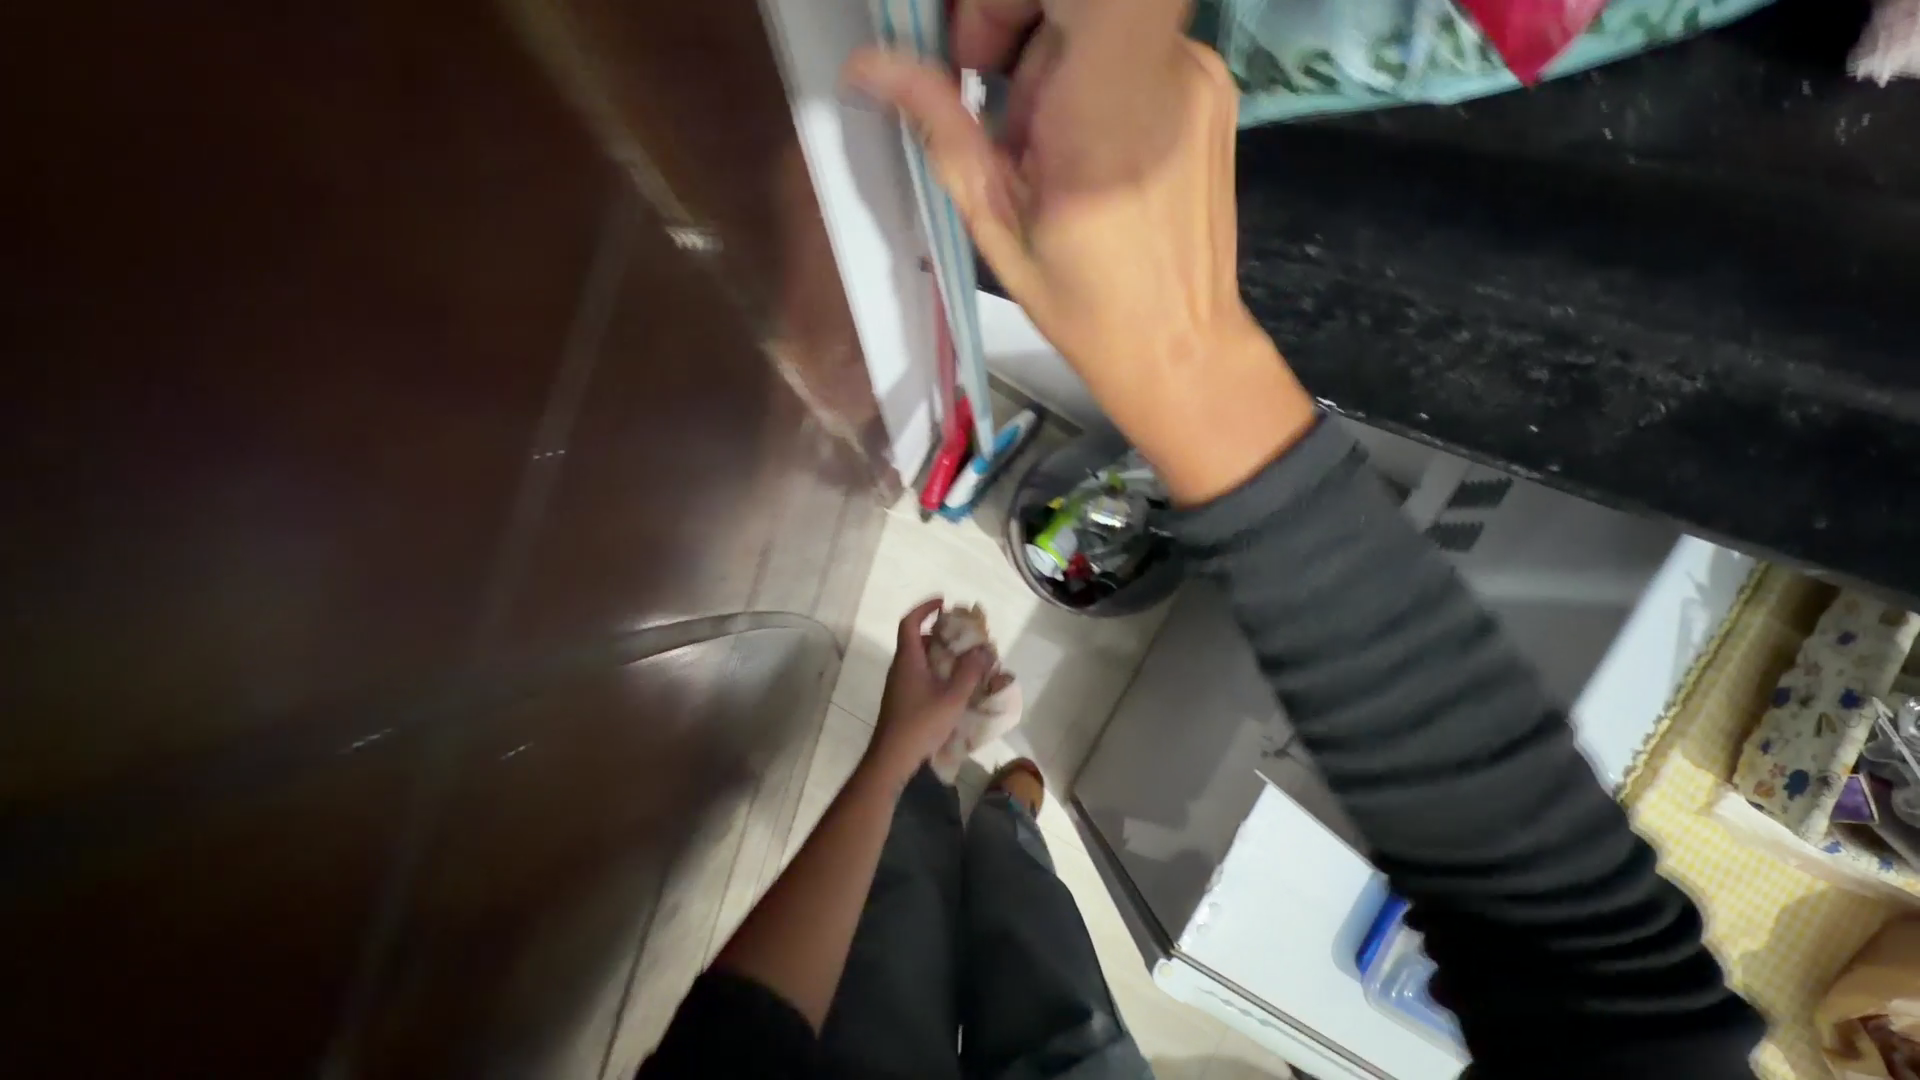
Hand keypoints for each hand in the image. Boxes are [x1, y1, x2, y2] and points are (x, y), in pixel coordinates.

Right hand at [844, 0, 1315, 501]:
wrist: (1181, 344)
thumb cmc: (1084, 306)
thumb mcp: (997, 226)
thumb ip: (943, 129)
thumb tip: (870, 64)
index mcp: (1108, 113)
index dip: (1011, 0)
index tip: (978, 58)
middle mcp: (1170, 72)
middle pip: (1074, 4)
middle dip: (1020, 44)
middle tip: (1010, 133)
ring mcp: (1201, 74)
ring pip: (1104, 24)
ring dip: (1059, 70)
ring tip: (1054, 158)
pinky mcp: (1214, 86)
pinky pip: (1137, 47)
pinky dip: (1099, 81)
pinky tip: (1092, 152)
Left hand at [865, 598, 992, 784]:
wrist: (891, 757)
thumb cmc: (921, 723)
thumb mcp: (952, 697)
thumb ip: (970, 672)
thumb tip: (984, 650)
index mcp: (908, 659)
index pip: (910, 622)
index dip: (925, 608)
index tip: (943, 603)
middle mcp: (901, 667)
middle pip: (917, 639)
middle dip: (940, 633)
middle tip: (963, 635)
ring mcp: (899, 684)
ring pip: (920, 659)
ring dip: (940, 654)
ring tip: (965, 660)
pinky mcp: (902, 700)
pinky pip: (920, 675)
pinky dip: (936, 671)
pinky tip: (954, 685)